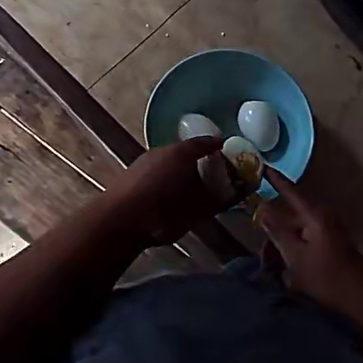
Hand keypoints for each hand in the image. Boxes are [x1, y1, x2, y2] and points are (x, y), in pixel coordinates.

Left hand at [94, 136, 225, 244]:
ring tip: (195, 191)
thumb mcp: (201, 208)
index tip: (235, 159)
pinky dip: (170, 179)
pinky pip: (159, 171)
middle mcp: (164, 149)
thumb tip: (243, 189)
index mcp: (183, 151)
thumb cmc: (165, 211)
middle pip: (190, 151)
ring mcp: (146, 160)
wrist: (119, 220)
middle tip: (217, 178)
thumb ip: (224, 198)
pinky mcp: (133, 173)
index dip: (224, 149)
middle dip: (205, 162)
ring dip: (185, 171)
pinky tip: (171, 197)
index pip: (209, 142)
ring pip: (172, 161)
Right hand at [258, 166, 362, 317]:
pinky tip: (286, 260)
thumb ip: (277, 231)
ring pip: (300, 226)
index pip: (292, 192)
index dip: (277, 180)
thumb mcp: (295, 257)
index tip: (264, 167)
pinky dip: (295, 243)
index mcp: (316, 216)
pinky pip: (309, 236)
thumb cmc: (327, 280)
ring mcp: (332, 231)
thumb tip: (262, 209)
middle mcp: (326, 218)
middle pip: (294, 212)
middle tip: (259, 234)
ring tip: (270, 256)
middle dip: (275, 222)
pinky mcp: (335, 244)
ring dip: (285, 237)